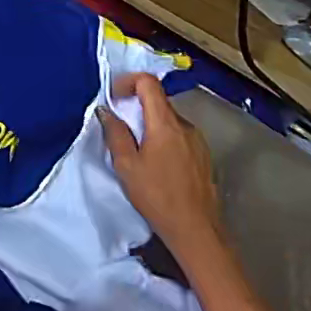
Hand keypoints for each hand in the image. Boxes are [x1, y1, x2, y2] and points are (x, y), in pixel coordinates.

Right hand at [98, 73, 223, 258]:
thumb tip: (106, 110)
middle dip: (137, 107)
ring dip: (151, 125)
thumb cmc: (158, 197)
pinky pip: (180, 135)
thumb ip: (115, 134)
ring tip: (139, 152)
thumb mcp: (127, 167)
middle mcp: (185, 124)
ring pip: (169, 120)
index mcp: (165, 123)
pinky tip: (159, 165)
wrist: (196, 229)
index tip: (114, 97)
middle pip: (159, 101)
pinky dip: (165, 139)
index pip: (149, 83)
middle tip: (121, 128)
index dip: (128, 81)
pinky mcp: (204, 154)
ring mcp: (198, 139)